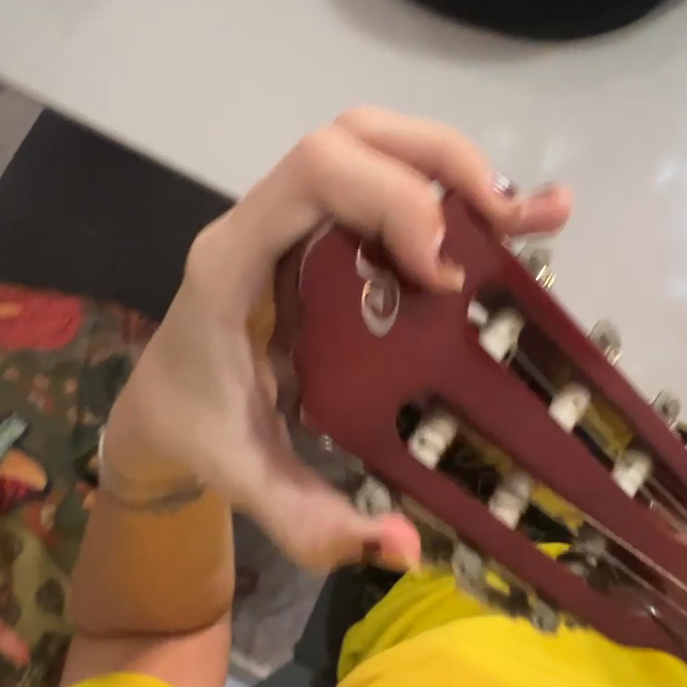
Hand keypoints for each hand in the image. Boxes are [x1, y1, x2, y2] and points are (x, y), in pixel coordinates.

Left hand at [103, 108, 570, 568]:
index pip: (313, 176)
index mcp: (232, 264)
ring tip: (523, 217)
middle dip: (441, 168)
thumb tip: (410, 549)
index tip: (444, 277)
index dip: (393, 202)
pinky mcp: (314, 230)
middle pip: (352, 136)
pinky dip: (442, 189)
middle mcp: (260, 222)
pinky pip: (379, 179)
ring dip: (451, 167)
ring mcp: (288, 219)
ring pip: (371, 142)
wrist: (162, 410)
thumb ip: (316, 524)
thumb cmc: (201, 437)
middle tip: (511, 226)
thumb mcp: (251, 484)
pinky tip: (501, 221)